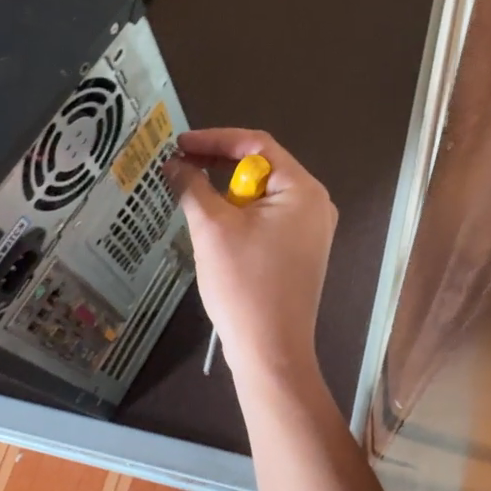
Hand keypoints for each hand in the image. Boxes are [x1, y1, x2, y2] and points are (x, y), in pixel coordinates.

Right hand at [170, 129, 337, 380]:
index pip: (257, 145)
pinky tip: (216, 218)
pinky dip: (242, 211)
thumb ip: (193, 187)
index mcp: (303, 189)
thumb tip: (174, 164)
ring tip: (192, 189)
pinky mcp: (303, 249)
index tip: (180, 144)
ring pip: (264, 193)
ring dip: (228, 189)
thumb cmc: (244, 284)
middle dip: (220, 163)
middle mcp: (316, 202)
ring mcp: (313, 228)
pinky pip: (270, 216)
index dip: (216, 139)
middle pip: (264, 166)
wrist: (271, 350)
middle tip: (181, 164)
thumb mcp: (212, 228)